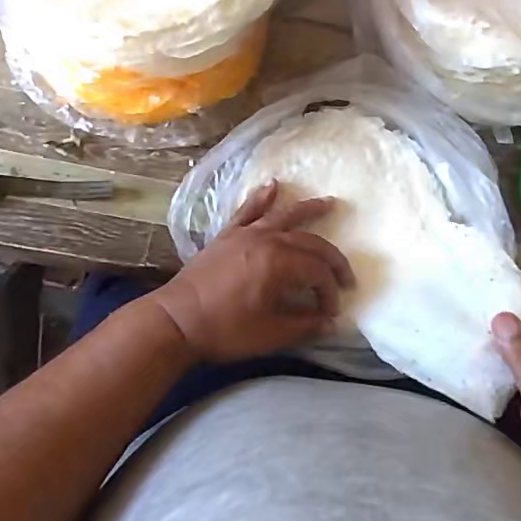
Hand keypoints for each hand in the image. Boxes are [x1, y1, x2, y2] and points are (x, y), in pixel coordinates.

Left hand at [150, 181, 353, 363]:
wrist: (175, 321)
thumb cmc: (225, 330)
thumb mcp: (271, 334)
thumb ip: (304, 324)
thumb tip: (329, 321)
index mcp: (280, 263)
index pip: (318, 272)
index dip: (330, 291)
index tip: (331, 312)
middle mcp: (267, 240)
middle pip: (310, 243)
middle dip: (332, 260)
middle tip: (345, 276)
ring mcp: (246, 233)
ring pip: (285, 215)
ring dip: (309, 209)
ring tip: (329, 203)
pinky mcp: (228, 235)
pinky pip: (248, 210)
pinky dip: (261, 198)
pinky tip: (273, 186)